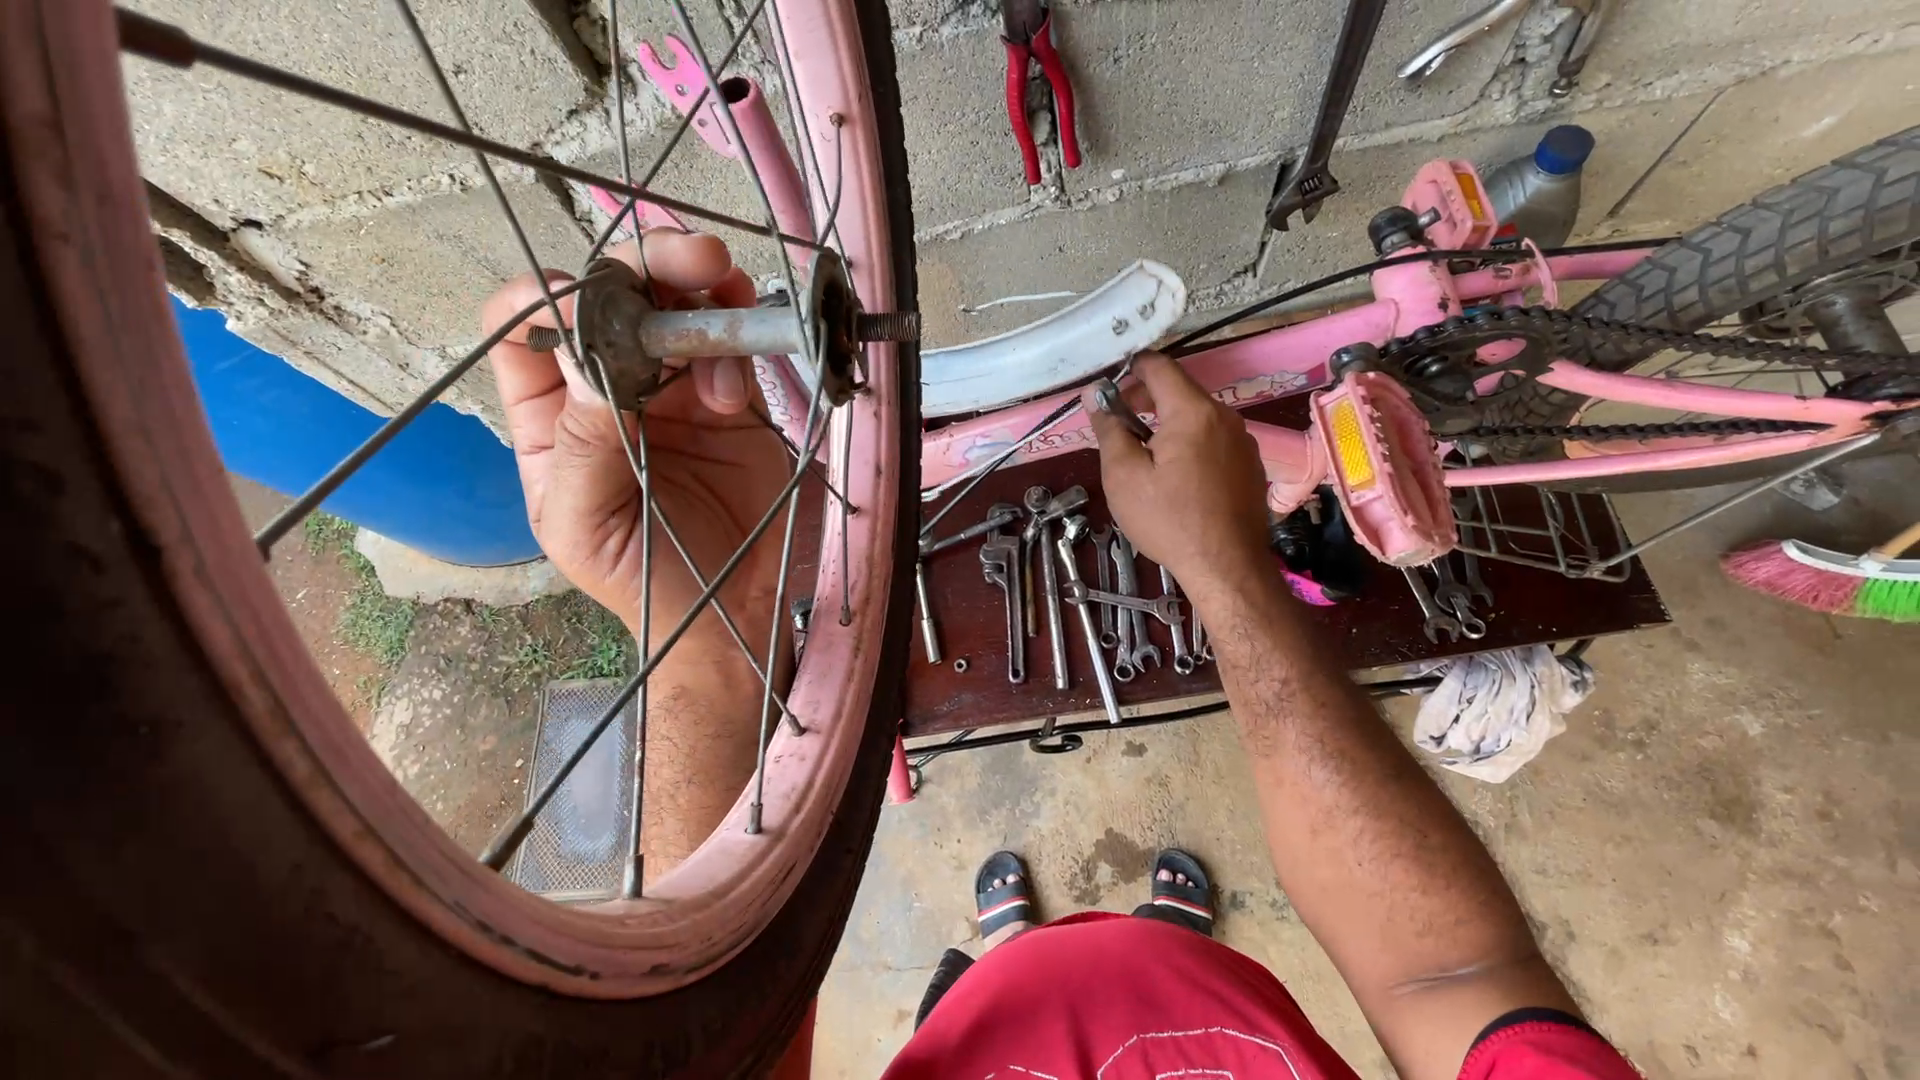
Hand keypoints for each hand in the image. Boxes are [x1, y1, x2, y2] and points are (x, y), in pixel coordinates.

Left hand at [482, 228, 791, 648]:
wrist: (731, 612)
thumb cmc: (644, 581)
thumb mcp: (589, 525)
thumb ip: (584, 444)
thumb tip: (588, 355)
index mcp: (552, 418)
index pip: (529, 328)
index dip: (551, 298)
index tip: (594, 302)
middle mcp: (609, 390)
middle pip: (614, 299)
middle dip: (650, 266)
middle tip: (700, 258)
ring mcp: (674, 391)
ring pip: (681, 309)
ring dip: (707, 295)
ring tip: (732, 306)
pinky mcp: (732, 402)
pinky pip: (734, 348)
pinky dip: (743, 345)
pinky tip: (738, 391)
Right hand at [1082, 353, 1270, 595]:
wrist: (1226, 567)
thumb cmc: (1169, 521)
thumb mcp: (1124, 477)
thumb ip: (1109, 430)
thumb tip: (1095, 398)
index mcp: (1193, 412)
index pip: (1159, 366)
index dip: (1130, 369)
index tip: (1109, 390)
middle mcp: (1225, 417)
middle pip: (1180, 391)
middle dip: (1146, 400)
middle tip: (1119, 425)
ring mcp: (1243, 442)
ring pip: (1198, 418)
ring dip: (1168, 425)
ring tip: (1145, 457)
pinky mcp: (1250, 466)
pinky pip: (1214, 441)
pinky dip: (1191, 445)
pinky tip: (1177, 478)